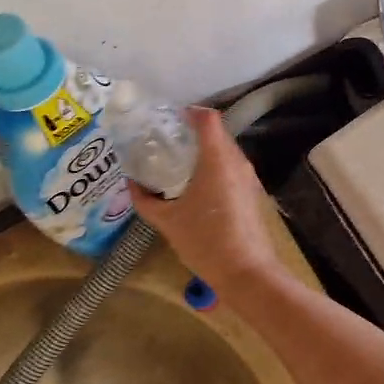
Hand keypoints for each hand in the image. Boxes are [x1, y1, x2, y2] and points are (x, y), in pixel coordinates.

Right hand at [130, 107, 282, 293]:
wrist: (247, 271)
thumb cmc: (205, 240)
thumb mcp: (168, 221)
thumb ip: (146, 200)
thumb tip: (131, 184)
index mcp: (218, 159)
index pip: (208, 119)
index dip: (190, 113)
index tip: (169, 119)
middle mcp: (237, 161)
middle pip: (217, 133)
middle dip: (193, 133)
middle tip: (167, 142)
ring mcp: (248, 176)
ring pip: (226, 151)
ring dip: (205, 151)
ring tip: (178, 163)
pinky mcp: (252, 192)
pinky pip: (232, 168)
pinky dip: (215, 167)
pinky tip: (196, 185)